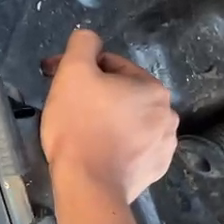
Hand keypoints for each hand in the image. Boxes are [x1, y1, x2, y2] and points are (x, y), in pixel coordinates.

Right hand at [40, 29, 178, 204]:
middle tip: (65, 106)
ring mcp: (164, 145)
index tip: (55, 79)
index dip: (80, 69)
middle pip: (121, 93)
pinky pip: (131, 146)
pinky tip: (94, 150)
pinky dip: (114, 143)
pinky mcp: (154, 170)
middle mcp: (168, 114)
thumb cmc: (79, 124)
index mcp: (152, 87)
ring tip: (78, 130)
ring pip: (127, 120)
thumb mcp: (73, 72)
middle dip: (94, 94)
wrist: (89, 184)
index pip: (111, 66)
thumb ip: (83, 44)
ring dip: (106, 118)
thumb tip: (89, 38)